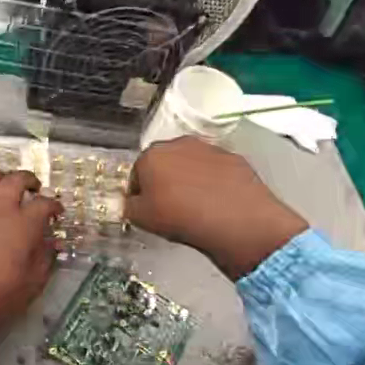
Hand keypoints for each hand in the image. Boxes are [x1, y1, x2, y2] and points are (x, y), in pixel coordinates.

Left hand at [0, 169, 63, 349]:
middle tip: (35, 189)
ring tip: (6, 184)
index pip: (44, 204)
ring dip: (0, 176)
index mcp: (23, 224)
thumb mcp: (30, 285)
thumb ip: (44, 260)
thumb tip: (53, 242)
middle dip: (29, 180)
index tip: (57, 214)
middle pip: (15, 180)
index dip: (54, 206)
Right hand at [128, 138, 307, 278]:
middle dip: (164, 180)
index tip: (146, 208)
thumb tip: (133, 202)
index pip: (137, 172)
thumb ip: (130, 205)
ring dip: (188, 179)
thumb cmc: (179, 216)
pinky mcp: (235, 158)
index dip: (139, 192)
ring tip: (194, 205)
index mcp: (151, 155)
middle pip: (164, 162)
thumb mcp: (140, 218)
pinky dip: (212, 182)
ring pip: (191, 164)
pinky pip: (215, 170)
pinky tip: (215, 203)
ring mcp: (210, 149)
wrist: (235, 220)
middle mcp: (179, 144)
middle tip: (169, 206)